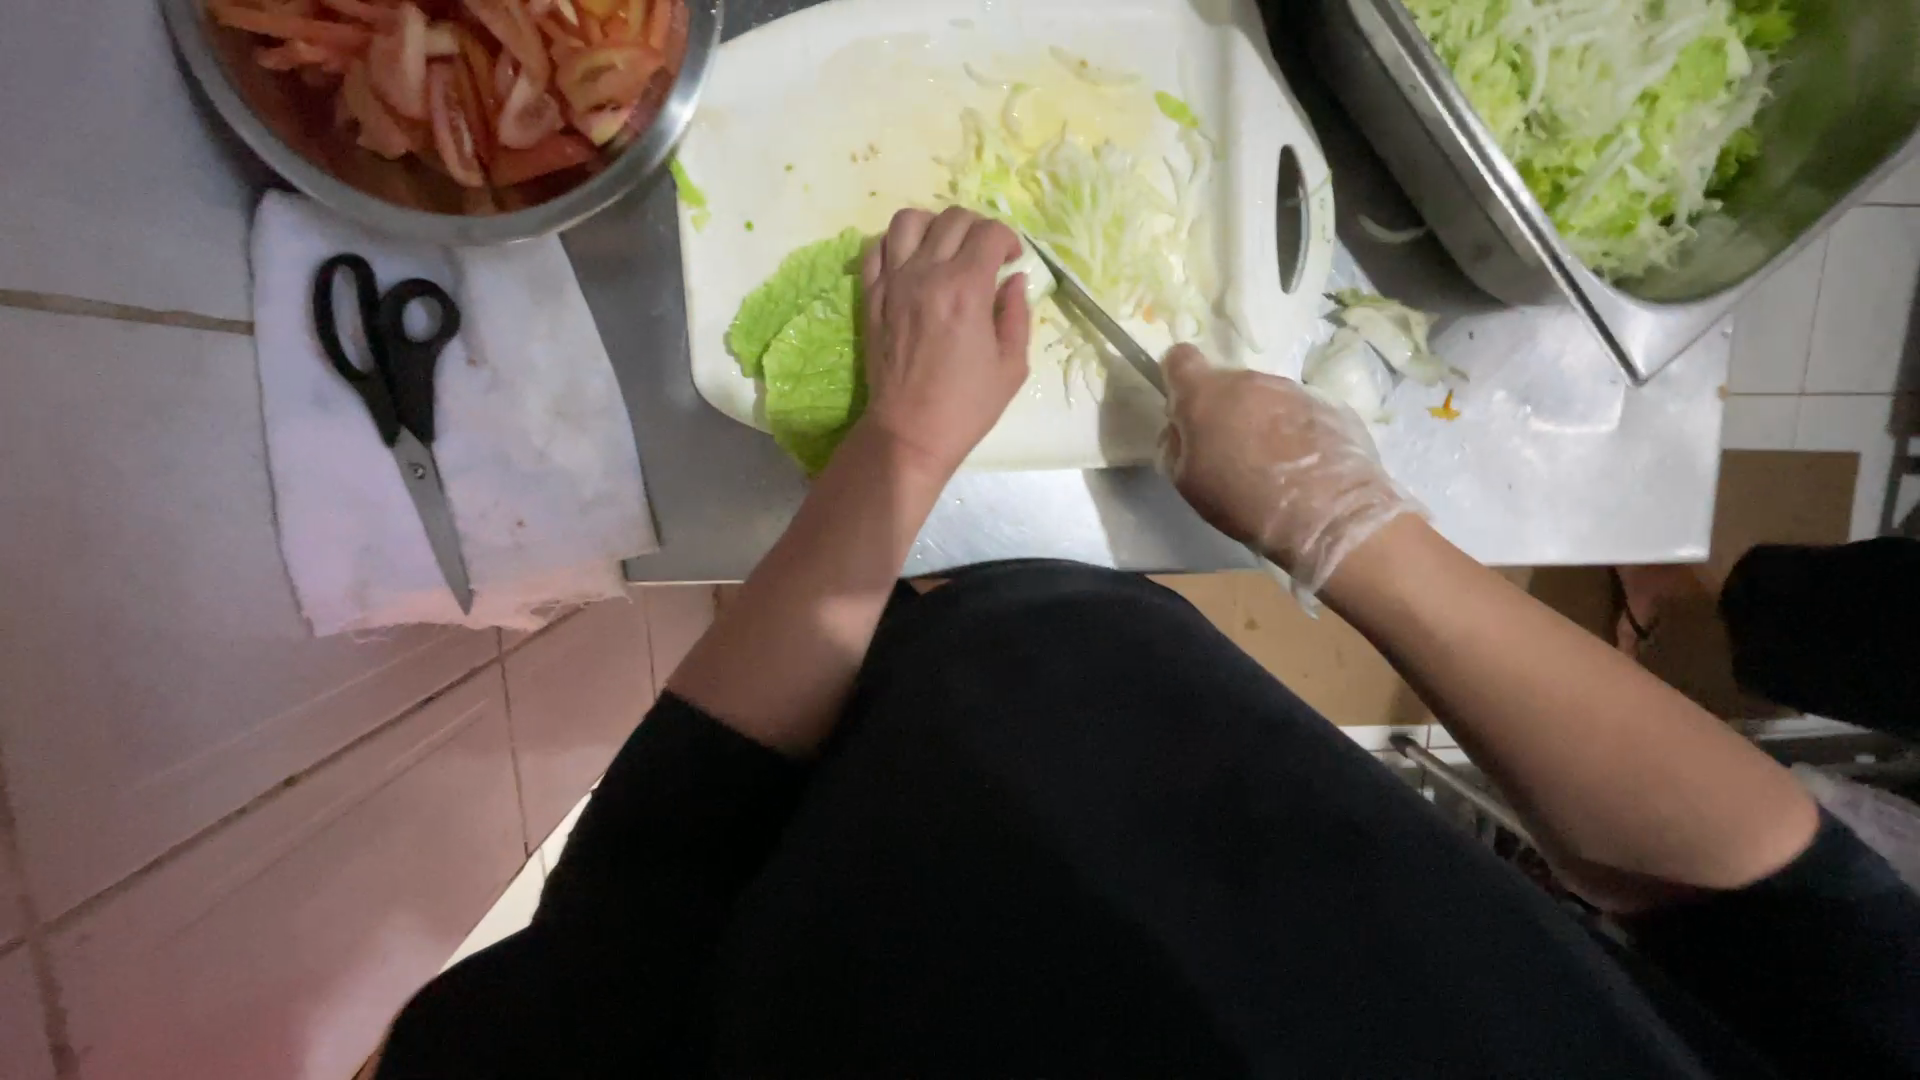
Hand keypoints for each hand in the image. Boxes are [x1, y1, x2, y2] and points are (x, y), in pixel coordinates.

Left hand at [857, 207, 1030, 476]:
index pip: (990, 233)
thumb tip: (1015, 281)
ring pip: (909, 220)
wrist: (909, 433)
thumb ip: (1017, 315)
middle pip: (953, 219)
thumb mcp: (1012, 367)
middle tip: (984, 255)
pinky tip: (911, 261)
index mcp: (967, 290)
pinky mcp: (871, 297)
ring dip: (934, 225)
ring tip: (945, 248)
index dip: (1008, 239)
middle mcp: (927, 274)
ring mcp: (893, 283)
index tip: (1011, 261)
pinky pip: (876, 247)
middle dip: (977, 228)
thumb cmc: (966, 407)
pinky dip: (895, 243)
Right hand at [1161, 345, 1422, 596]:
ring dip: (1259, 419)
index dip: (1177, 378)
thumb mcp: (1185, 482)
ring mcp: (1294, 388)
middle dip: (1222, 408)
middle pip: (1226, 382)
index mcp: (1206, 395)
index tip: (1182, 406)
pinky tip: (1298, 463)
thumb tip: (1180, 430)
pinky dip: (1292, 430)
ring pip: (1263, 396)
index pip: (1180, 358)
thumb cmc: (1242, 500)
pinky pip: (1298, 411)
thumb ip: (1175, 445)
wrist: (1326, 514)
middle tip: (1227, 449)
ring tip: (1268, 460)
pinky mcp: (1329, 404)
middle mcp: (1250, 380)